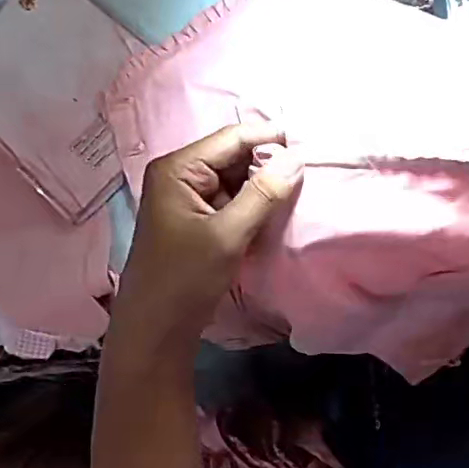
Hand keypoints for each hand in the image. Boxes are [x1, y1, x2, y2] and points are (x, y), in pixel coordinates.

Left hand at [116, 123, 302, 346]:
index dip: (272, 137)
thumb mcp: (228, 235)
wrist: (156, 330)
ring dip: (266, 184)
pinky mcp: (200, 219)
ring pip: (238, 178)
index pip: (233, 138)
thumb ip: (264, 194)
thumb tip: (298, 158)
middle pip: (235, 155)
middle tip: (312, 170)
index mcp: (178, 169)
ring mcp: (190, 198)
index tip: (312, 143)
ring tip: (302, 188)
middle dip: (271, 162)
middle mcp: (182, 175)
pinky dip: (257, 203)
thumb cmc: (184, 279)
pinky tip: (279, 210)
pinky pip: (235, 199)